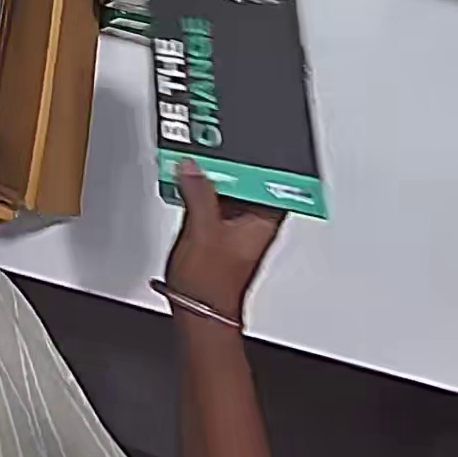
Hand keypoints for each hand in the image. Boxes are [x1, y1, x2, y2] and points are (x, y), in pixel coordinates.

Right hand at [165, 159, 283, 322]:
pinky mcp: (217, 231)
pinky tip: (186, 181)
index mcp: (263, 222)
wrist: (197, 312)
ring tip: (196, 160)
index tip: (246, 144)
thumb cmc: (211, 285)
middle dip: (230, 164)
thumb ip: (198, 192)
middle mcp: (254, 223)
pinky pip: (212, 201)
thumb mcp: (202, 229)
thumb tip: (192, 166)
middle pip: (247, 181)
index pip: (271, 181)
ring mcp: (236, 227)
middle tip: (214, 145)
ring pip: (228, 190)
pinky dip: (201, 190)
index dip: (261, 160)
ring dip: (213, 176)